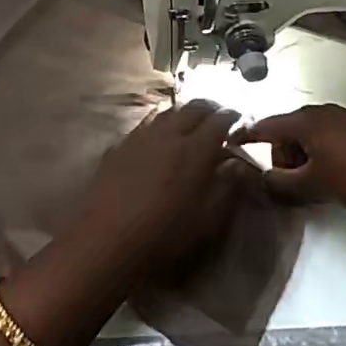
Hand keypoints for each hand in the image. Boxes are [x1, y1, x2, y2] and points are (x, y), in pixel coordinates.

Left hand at [66, 100, 252, 278]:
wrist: (107, 237)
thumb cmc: (163, 233)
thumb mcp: (206, 219)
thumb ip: (226, 187)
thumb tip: (238, 164)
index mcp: (193, 150)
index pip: (218, 122)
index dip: (231, 117)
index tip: (238, 118)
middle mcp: (168, 135)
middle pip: (192, 109)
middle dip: (209, 108)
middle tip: (218, 114)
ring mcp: (141, 136)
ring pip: (168, 112)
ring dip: (184, 111)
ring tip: (192, 118)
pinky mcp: (120, 144)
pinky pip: (146, 122)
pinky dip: (161, 119)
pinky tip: (160, 130)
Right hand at [237, 103, 345, 221]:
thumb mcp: (313, 185)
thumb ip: (281, 183)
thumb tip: (262, 180)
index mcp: (304, 120)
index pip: (264, 125)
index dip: (246, 136)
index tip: (229, 144)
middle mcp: (322, 113)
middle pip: (286, 132)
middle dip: (281, 157)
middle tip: (291, 184)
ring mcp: (345, 119)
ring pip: (308, 137)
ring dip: (303, 159)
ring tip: (316, 186)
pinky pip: (328, 140)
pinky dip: (322, 156)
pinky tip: (337, 178)